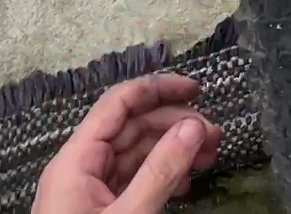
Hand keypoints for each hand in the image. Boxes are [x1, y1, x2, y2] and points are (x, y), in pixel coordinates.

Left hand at [32, 74, 221, 213]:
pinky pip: (133, 179)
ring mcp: (88, 192)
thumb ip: (161, 170)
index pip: (119, 102)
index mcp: (76, 160)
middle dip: (175, 125)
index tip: (198, 91)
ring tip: (208, 159)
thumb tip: (194, 126)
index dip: (159, 89)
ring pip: (137, 152)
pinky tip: (185, 186)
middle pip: (132, 126)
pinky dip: (162, 176)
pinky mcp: (98, 213)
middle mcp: (80, 168)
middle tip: (214, 138)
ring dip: (174, 150)